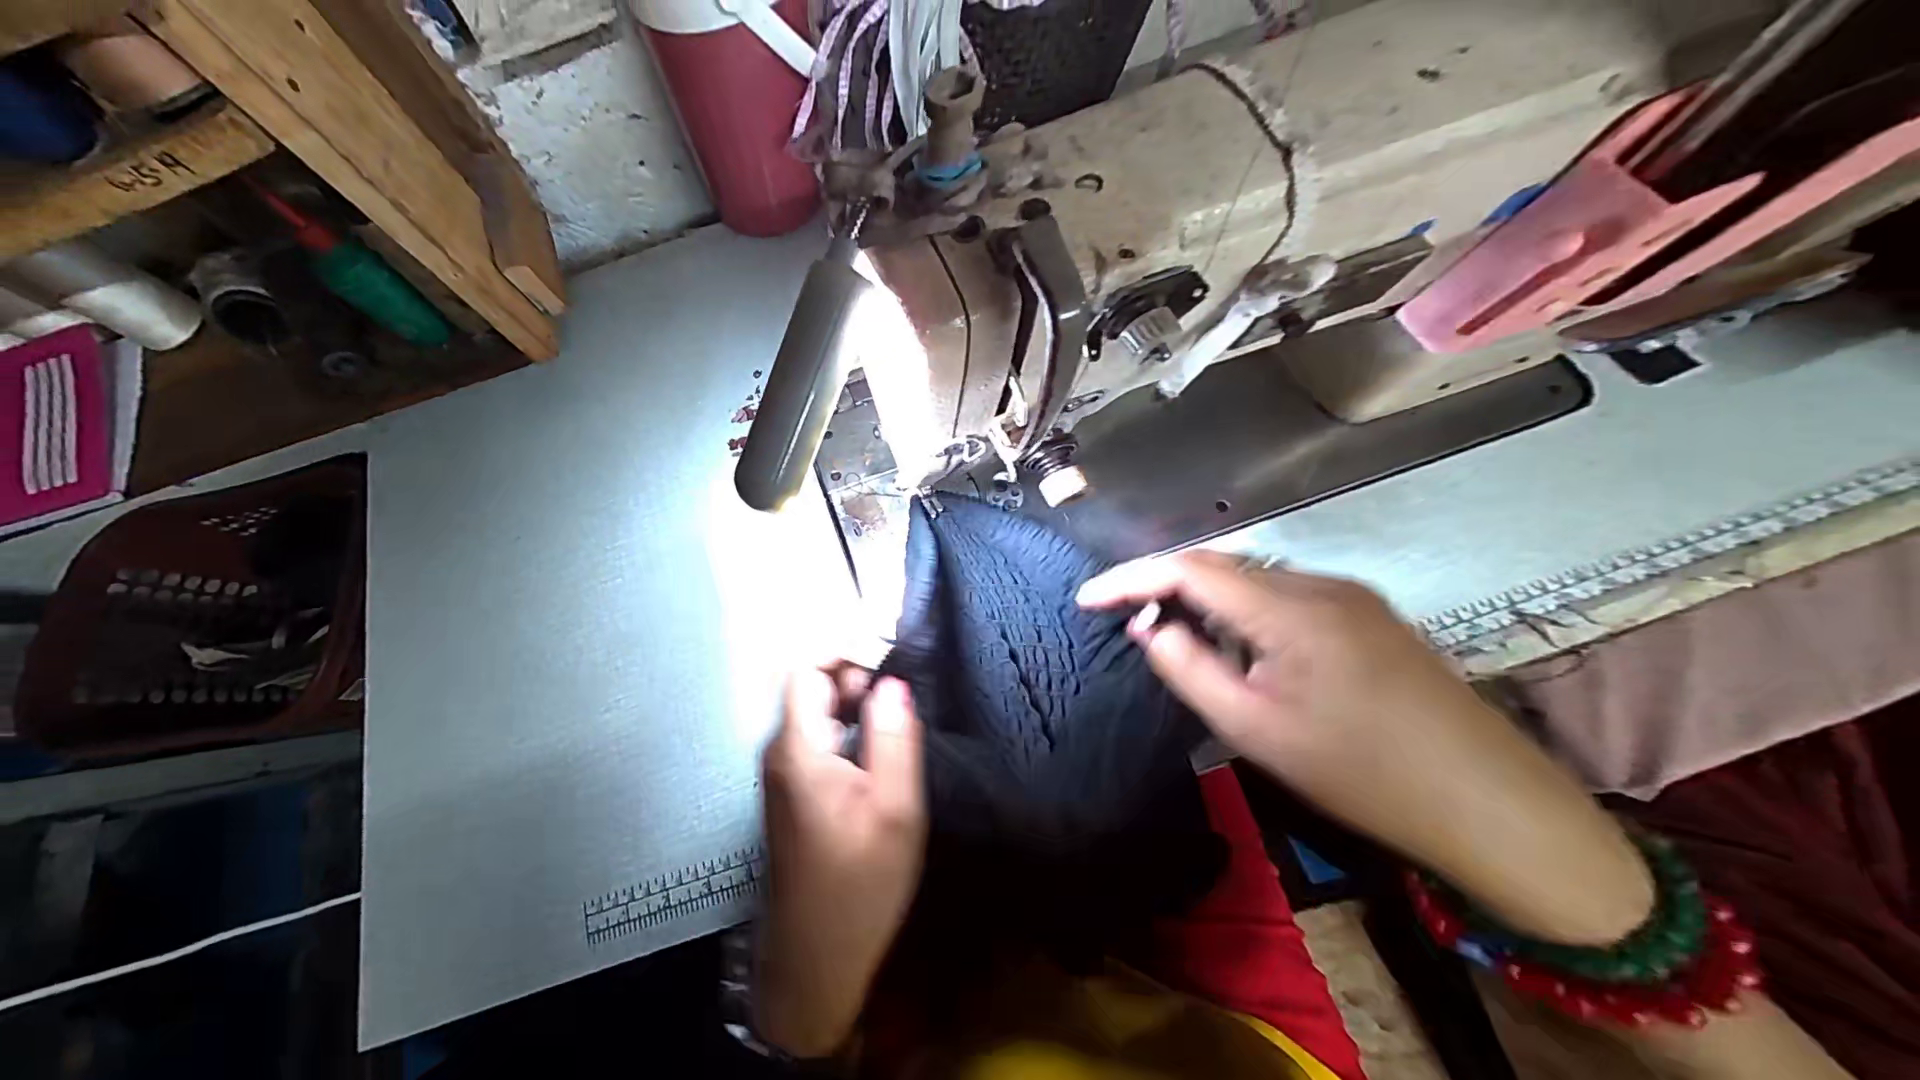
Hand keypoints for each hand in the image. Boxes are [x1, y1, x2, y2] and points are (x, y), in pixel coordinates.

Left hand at [756, 666, 925, 1058]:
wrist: (815, 962)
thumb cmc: (859, 886)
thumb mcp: (895, 809)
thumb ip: (894, 737)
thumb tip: (893, 682)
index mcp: (798, 750)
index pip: (806, 669)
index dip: (844, 651)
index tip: (889, 658)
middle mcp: (779, 754)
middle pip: (810, 687)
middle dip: (855, 677)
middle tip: (900, 699)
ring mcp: (781, 775)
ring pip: (815, 713)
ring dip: (854, 703)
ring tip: (895, 722)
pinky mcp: (791, 793)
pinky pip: (816, 739)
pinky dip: (847, 728)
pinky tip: (877, 750)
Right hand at [1079, 552, 1652, 946]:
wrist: (1490, 803)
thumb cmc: (1359, 772)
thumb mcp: (1254, 728)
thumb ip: (1188, 668)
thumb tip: (1149, 626)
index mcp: (1289, 608)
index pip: (1189, 567)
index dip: (1130, 577)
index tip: (1087, 599)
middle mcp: (1320, 583)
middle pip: (1221, 563)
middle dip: (1165, 583)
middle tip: (1125, 617)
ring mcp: (1351, 594)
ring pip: (1254, 577)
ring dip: (1205, 595)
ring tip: (1175, 630)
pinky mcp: (1370, 613)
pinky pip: (1286, 594)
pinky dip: (1244, 607)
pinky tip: (1240, 643)